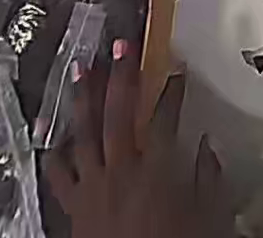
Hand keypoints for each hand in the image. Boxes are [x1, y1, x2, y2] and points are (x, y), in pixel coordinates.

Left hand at [46, 39, 231, 237]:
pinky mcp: (74, 207)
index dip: (173, 90)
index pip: (165, 116)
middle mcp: (122, 170)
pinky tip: (55, 131)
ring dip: (85, 98)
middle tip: (121, 44)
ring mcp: (93, 187)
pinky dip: (56, 150)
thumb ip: (208, 179)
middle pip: (120, 112)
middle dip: (122, 74)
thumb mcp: (206, 219)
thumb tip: (207, 146)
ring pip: (85, 133)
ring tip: (83, 68)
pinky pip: (59, 174)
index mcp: (156, 170)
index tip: (179, 70)